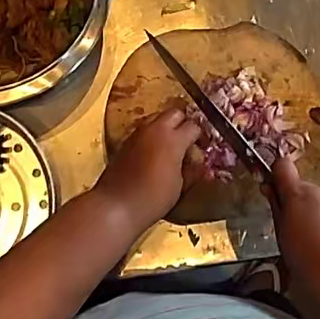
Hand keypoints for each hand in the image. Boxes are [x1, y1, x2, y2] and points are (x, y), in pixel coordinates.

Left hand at [91, 108, 202, 225]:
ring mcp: (138, 133)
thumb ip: (191, 168)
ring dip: (166, 126)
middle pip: (175, 113)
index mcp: (173, 140)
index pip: (193, 126)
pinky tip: (154, 152)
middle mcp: (155, 130)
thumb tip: (196, 161)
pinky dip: (152, 134)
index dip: (200, 136)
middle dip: (183, 123)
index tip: (202, 146)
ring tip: (170, 145)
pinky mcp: (126, 141)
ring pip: (157, 118)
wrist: (116, 205)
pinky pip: (144, 129)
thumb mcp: (179, 185)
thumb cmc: (153, 198)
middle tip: (188, 140)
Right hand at [269, 155, 319, 309]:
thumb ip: (277, 211)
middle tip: (291, 235)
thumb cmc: (312, 265)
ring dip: (316, 220)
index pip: (282, 167)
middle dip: (297, 206)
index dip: (276, 177)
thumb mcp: (283, 239)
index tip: (271, 192)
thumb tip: (270, 191)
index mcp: (299, 195)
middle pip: (304, 191)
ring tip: (314, 250)